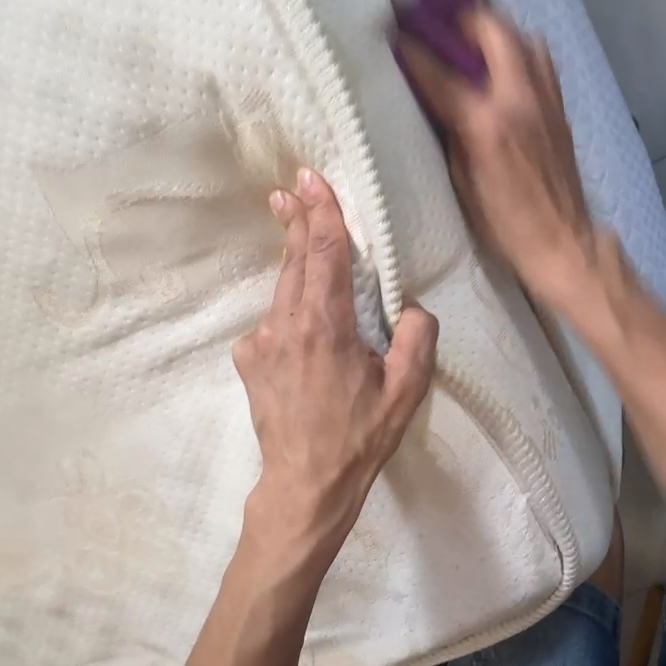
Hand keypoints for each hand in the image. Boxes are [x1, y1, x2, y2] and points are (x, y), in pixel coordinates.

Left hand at [232, 169, 438, 571]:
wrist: (305, 485)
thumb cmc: (361, 436)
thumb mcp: (408, 389)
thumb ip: (418, 336)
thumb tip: (410, 305)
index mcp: (325, 326)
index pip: (324, 254)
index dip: (321, 212)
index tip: (312, 179)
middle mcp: (285, 325)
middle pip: (294, 260)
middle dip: (296, 219)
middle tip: (292, 186)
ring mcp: (259, 342)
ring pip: (282, 289)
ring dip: (294, 258)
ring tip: (294, 226)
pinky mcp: (248, 360)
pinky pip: (274, 321)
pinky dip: (290, 308)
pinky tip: (303, 321)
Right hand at [397, 8, 600, 302]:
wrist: (562, 241)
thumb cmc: (503, 224)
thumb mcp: (460, 181)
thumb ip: (447, 132)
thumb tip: (432, 99)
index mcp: (486, 123)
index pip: (441, 72)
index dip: (414, 51)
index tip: (397, 37)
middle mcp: (520, 100)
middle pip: (495, 30)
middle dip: (466, 22)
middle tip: (445, 31)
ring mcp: (546, 101)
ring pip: (527, 40)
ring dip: (500, 36)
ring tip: (479, 50)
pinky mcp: (561, 110)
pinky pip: (542, 64)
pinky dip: (521, 57)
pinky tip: (506, 76)